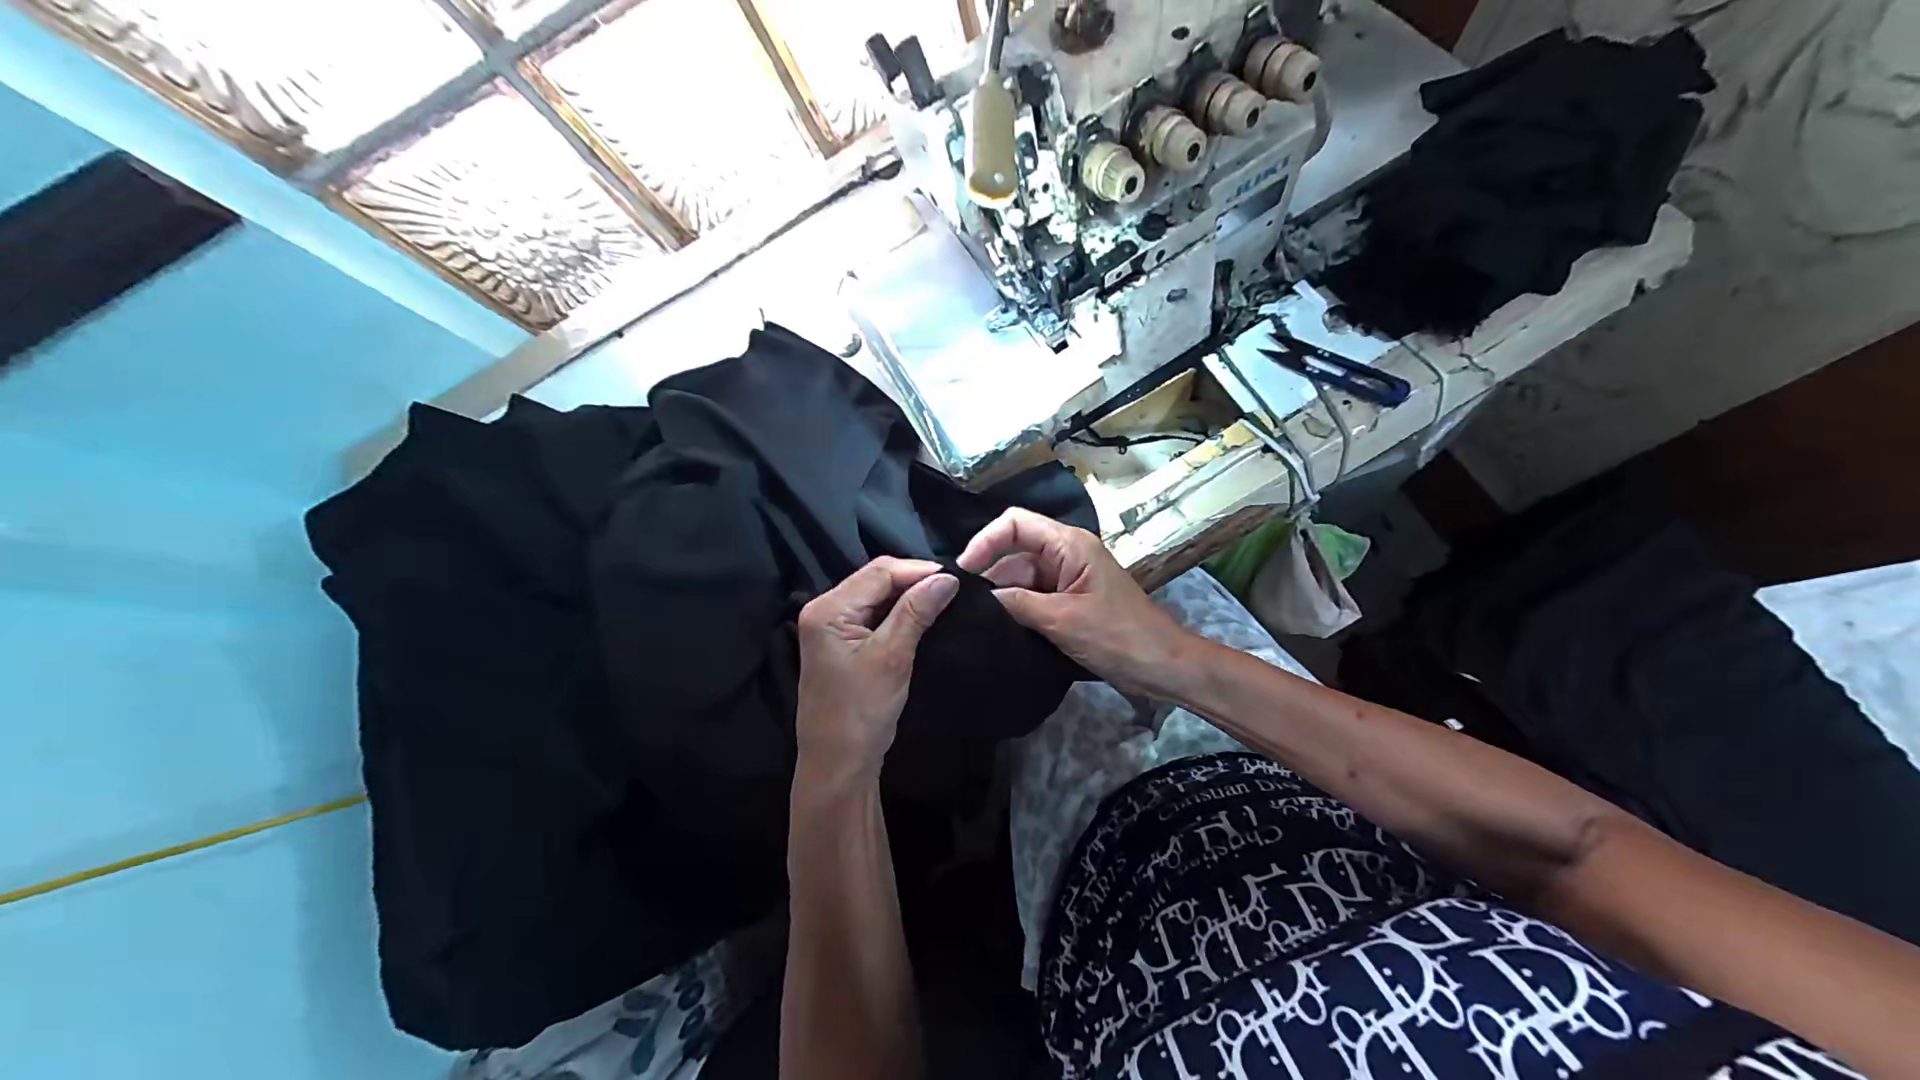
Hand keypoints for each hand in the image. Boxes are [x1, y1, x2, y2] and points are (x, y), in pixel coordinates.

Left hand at [795, 557, 959, 786]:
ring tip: (942, 597)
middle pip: (875, 579)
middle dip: (913, 580)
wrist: (838, 764)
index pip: (878, 572)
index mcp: (827, 609)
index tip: (955, 578)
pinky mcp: (842, 643)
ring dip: (908, 596)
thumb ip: (915, 612)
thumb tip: (946, 578)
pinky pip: (873, 614)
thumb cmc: (861, 712)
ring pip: (876, 596)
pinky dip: (898, 612)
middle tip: (951, 587)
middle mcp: (823, 610)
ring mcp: (831, 627)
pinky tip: (922, 615)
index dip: (917, 570)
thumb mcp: (892, 657)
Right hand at [958, 508, 1208, 700]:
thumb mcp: (1062, 620)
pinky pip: (1033, 595)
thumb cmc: (1118, 637)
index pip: (1015, 523)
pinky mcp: (1070, 600)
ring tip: (976, 618)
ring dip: (1001, 594)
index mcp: (1069, 544)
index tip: (963, 572)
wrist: (1162, 667)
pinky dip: (1016, 608)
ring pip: (1021, 575)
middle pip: (1014, 549)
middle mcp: (1066, 553)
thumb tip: (979, 597)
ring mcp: (1068, 577)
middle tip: (963, 603)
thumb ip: (1017, 604)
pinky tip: (998, 626)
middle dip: (988, 572)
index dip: (985, 541)